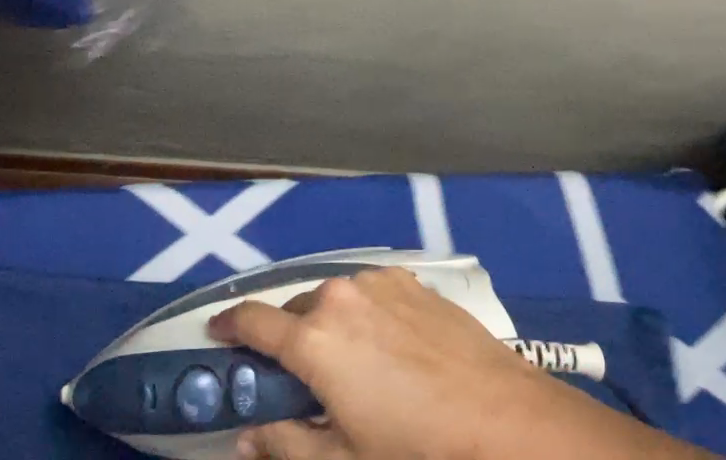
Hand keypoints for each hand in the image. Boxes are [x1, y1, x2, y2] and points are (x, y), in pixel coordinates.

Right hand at [208, 268, 706, 459]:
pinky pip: (370, 293)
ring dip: (327, 324)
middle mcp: (339, 296)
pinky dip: (362, 313)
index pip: (250, 322)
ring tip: (348, 363)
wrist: (508, 421)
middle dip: (285, 338)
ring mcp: (380, 283)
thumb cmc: (417, 450)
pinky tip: (385, 347)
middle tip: (295, 375)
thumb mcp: (344, 458)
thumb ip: (286, 441)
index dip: (227, 328)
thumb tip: (246, 435)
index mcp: (314, 339)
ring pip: (333, 299)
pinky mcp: (414, 282)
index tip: (216, 336)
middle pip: (293, 310)